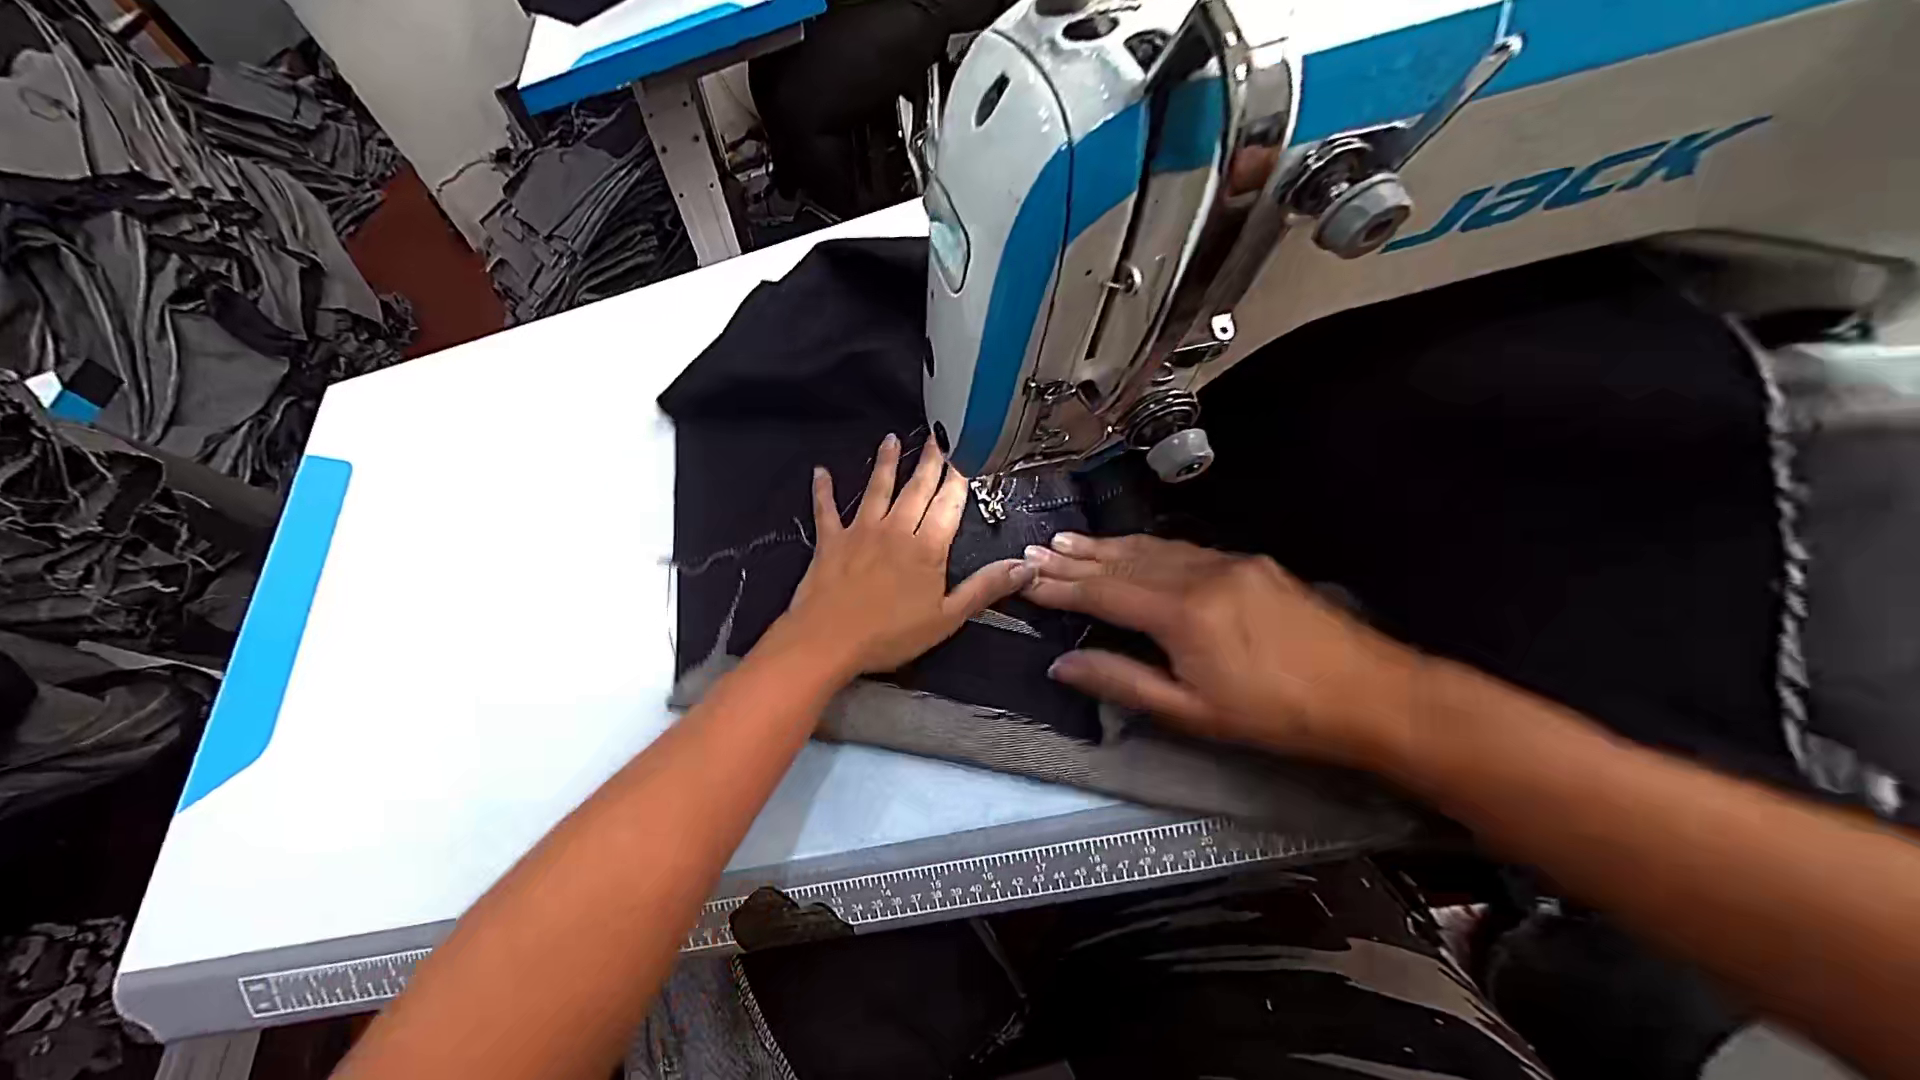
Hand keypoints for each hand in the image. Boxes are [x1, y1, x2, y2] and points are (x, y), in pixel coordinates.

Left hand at [765, 434, 1033, 677]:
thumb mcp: (947, 618)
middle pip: (916, 488)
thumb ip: (985, 588)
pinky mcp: (830, 540)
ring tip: (891, 439)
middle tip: (937, 436)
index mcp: (927, 547)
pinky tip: (821, 472)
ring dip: (886, 463)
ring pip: (877, 488)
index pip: (948, 504)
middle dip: (929, 461)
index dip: (959, 478)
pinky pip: (826, 509)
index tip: (965, 455)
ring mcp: (860, 531)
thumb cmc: (889, 635)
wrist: (827, 641)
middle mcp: (895, 529)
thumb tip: (1024, 567)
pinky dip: (823, 490)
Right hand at [1020, 533, 1420, 768]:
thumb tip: (1062, 664)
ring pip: (1152, 549)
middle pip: (1123, 563)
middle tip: (1036, 550)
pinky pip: (1182, 549)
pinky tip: (1131, 547)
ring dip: (1107, 547)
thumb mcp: (1191, 712)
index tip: (1027, 579)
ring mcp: (1228, 563)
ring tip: (1069, 541)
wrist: (1370, 693)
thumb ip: (1122, 682)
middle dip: (1076, 559)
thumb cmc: (1274, 715)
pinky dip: (1146, 548)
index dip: (1062, 588)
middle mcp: (1199, 575)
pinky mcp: (1250, 563)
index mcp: (1181, 614)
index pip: (1105, 594)